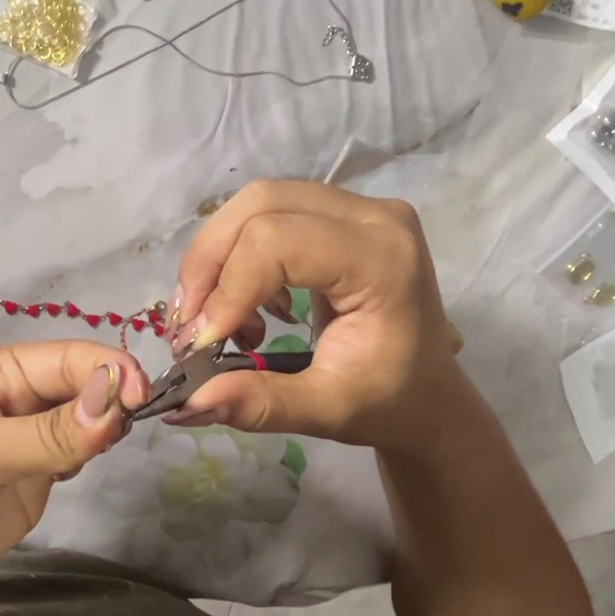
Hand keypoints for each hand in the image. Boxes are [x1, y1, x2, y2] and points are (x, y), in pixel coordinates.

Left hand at [0, 342, 150, 615]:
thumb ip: (48, 432)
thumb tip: (119, 404)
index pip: (67, 358)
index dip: (108, 371)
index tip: (143, 398)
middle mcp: (12, 403)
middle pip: (81, 387)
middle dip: (112, 396)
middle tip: (140, 422)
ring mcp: (22, 449)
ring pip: (82, 425)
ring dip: (104, 427)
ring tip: (117, 441)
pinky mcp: (27, 490)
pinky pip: (70, 463)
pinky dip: (88, 458)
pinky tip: (91, 464)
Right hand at [162, 180, 462, 449]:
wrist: (427, 394)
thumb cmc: (387, 402)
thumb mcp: (325, 411)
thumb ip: (259, 404)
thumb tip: (188, 404)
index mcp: (381, 261)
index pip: (276, 242)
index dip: (226, 290)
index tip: (198, 348)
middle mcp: (372, 217)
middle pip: (259, 205)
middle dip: (207, 264)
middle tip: (187, 326)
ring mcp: (356, 210)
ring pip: (256, 204)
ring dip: (215, 261)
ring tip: (207, 320)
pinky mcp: (338, 218)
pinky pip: (267, 216)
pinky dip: (234, 259)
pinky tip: (240, 308)